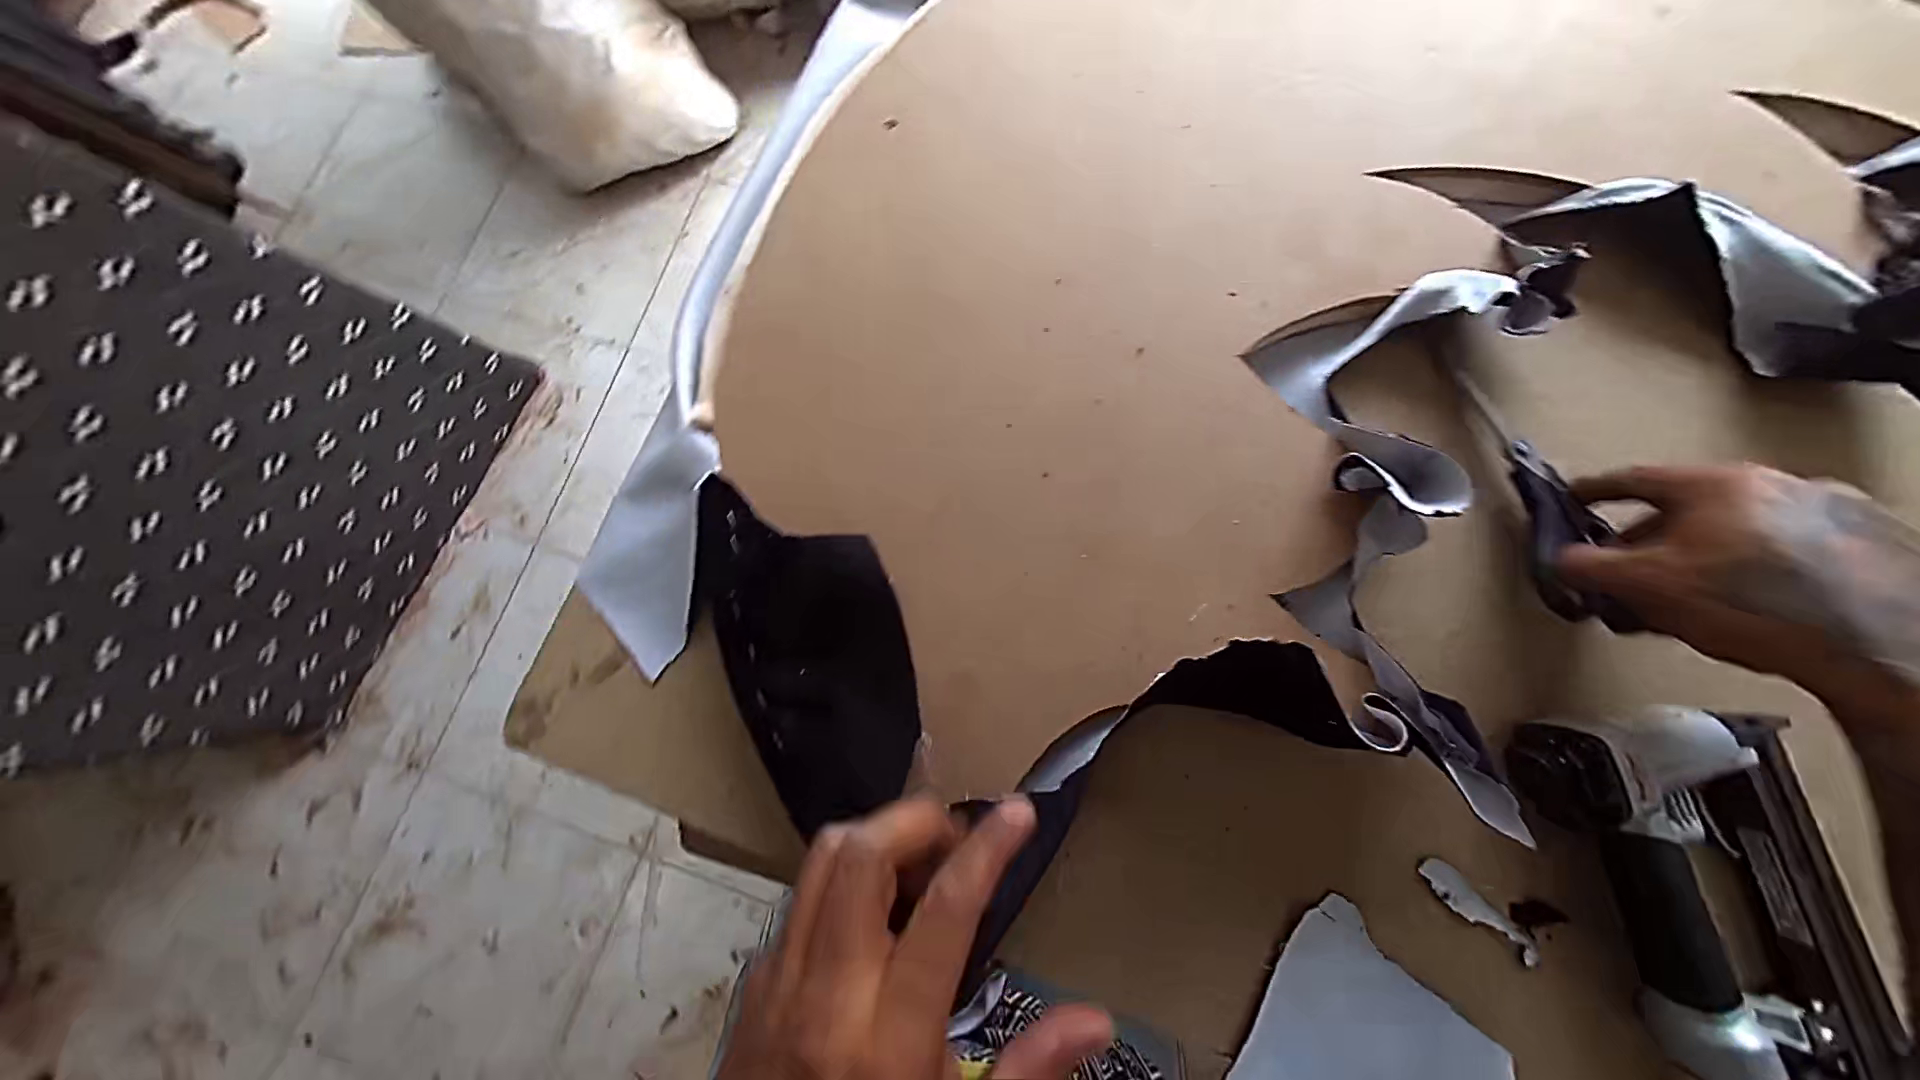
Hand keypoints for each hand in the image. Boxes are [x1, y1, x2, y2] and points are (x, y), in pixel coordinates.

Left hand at [714, 797, 1113, 1079]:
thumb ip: (1027, 1072)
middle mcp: (827, 995)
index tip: (1019, 811)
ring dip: (877, 836)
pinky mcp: (755, 982)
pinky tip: (873, 914)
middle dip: (916, 823)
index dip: (987, 849)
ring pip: (823, 857)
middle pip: (862, 856)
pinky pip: (801, 894)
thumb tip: (1096, 1019)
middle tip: (955, 842)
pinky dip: (845, 876)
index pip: (944, 912)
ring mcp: (780, 982)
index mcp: (889, 1042)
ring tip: (917, 865)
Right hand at [1555, 463, 1919, 699]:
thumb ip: (1585, 566)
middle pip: (1681, 511)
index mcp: (1717, 484)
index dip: (1593, 491)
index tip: (1574, 499)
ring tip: (1672, 603)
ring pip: (1729, 533)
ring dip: (1691, 563)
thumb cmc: (1758, 603)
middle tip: (1621, 575)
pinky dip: (1742, 573)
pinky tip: (1732, 608)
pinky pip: (1776, 552)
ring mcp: (1827, 515)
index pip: (1633, 478)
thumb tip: (1562, 560)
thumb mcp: (1641, 584)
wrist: (1881, 647)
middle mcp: (1774, 486)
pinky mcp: (1865, 548)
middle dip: (1642, 545)